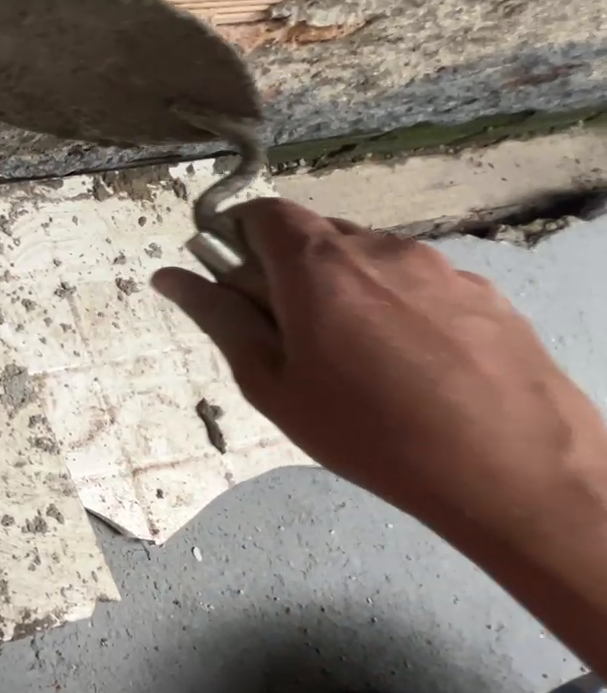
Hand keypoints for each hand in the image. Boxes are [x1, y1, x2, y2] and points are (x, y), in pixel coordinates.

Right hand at [151, 198, 606, 539]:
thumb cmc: (368, 431)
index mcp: (319, 265)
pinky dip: (392, 306)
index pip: (263, 212)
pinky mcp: (489, 296)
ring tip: (350, 356)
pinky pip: (416, 283)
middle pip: (314, 234)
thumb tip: (169, 276)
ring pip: (366, 260)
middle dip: (285, 268)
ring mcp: (444, 270)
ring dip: (341, 288)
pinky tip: (406, 364)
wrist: (522, 480)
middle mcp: (382, 250)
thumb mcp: (268, 381)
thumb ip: (218, 317)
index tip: (230, 281)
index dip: (236, 236)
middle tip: (284, 332)